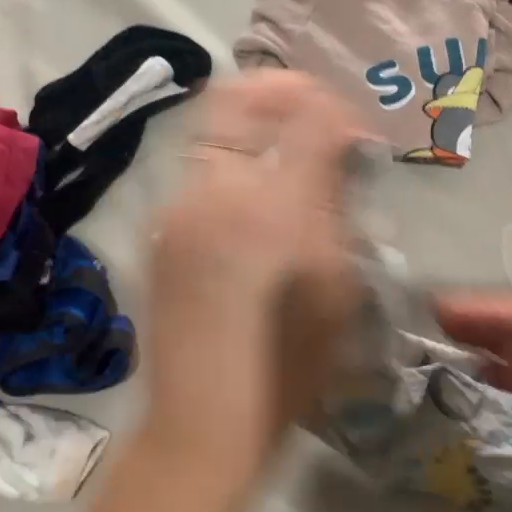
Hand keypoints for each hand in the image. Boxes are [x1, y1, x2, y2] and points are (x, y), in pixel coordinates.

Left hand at [143, 71, 363, 459]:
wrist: (204, 420)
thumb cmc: (291, 364)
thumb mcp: (339, 286)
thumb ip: (337, 209)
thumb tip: (339, 156)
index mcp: (277, 209)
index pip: (309, 114)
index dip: (335, 106)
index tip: (351, 129)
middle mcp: (219, 192)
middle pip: (239, 98)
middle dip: (279, 90)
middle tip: (309, 110)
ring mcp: (179, 209)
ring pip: (214, 132)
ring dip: (253, 128)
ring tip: (284, 158)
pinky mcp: (160, 231)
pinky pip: (199, 175)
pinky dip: (232, 167)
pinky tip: (252, 205)